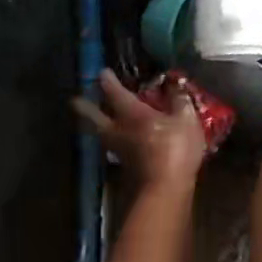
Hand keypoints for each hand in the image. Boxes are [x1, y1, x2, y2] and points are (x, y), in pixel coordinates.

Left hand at [72, 70, 207, 183]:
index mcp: (133, 114)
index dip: (108, 81)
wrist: (165, 189)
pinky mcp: (125, 165)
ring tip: (96, 119)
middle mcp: (119, 129)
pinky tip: (120, 138)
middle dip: (84, 107)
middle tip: (75, 100)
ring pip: (101, 133)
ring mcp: (119, 149)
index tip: (102, 72)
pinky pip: (113, 145)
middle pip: (94, 117)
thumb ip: (180, 100)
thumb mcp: (186, 120)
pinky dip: (111, 138)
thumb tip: (176, 83)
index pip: (115, 92)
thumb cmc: (176, 149)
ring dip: (95, 124)